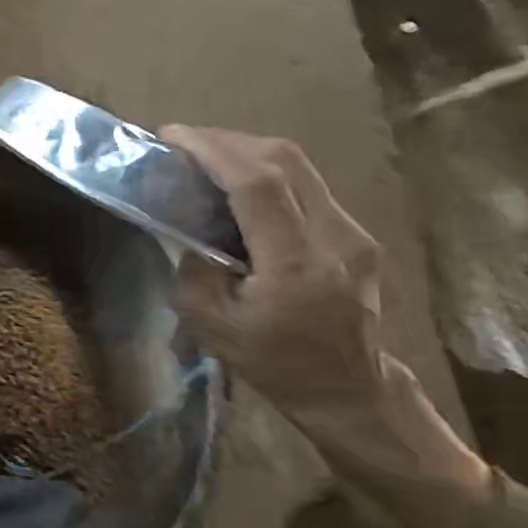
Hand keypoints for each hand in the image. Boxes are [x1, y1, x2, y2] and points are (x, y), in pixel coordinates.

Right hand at [164, 126, 489, 518]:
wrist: (347, 391)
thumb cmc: (272, 363)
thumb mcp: (211, 325)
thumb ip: (193, 270)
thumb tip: (188, 232)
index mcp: (295, 264)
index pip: (259, 184)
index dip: (214, 151)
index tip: (173, 136)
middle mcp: (335, 237)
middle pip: (285, 160)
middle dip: (228, 141)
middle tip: (183, 144)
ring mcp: (353, 232)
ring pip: (300, 166)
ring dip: (247, 152)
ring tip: (204, 159)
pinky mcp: (355, 235)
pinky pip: (307, 186)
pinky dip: (265, 173)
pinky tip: (237, 187)